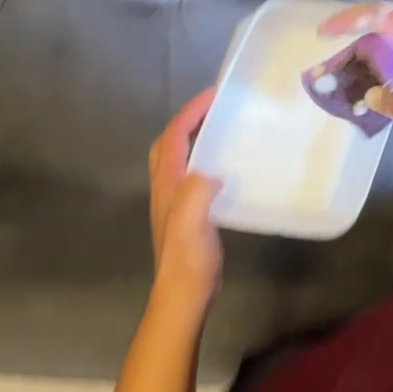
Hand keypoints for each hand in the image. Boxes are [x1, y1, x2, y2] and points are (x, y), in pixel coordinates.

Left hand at [147, 88, 223, 311]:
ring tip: (223, 130)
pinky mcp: (188, 215)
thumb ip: (195, 191)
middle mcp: (166, 188)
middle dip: (188, 120)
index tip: (214, 94)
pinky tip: (226, 169)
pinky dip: (205, 161)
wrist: (184, 297)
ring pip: (179, 158)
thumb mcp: (191, 222)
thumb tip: (209, 172)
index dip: (190, 112)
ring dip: (195, 138)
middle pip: (169, 143)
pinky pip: (192, 175)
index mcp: (166, 183)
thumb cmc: (188, 260)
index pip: (173, 136)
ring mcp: (174, 202)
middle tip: (215, 110)